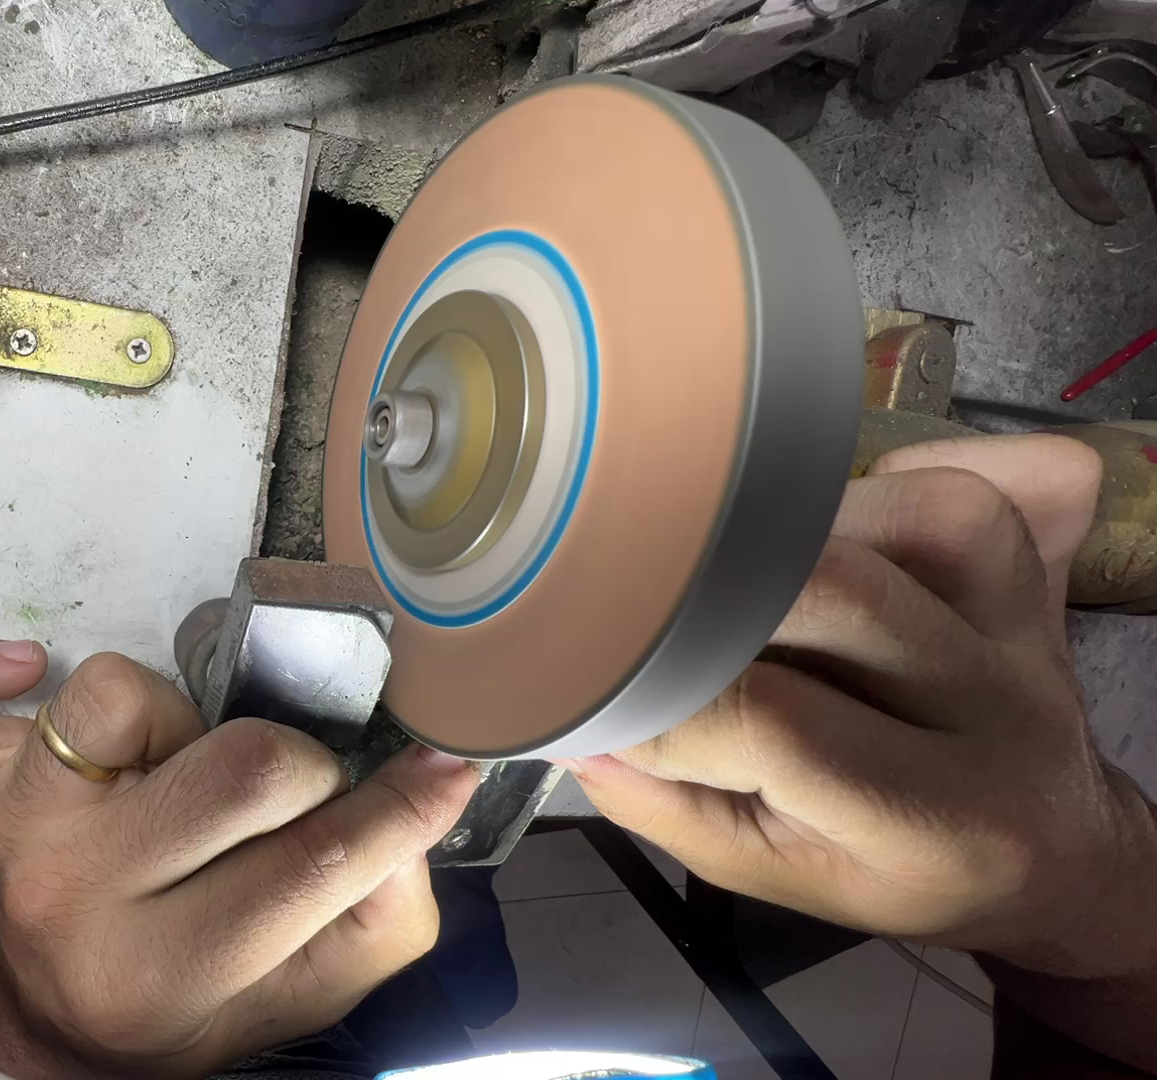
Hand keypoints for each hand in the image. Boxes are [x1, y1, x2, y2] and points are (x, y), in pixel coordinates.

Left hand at [0, 637, 480, 1079]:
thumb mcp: (294, 996)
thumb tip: (412, 807)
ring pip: (117, 697)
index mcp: (166, 973)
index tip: (442, 765)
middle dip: (297, 763)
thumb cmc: (181, 996)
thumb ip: (372, 915)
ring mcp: (18, 828)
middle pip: (238, 765)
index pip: (308, 863)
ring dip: (177, 716)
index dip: (395, 809)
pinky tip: (18, 668)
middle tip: (292, 782)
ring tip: (174, 764)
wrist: (60, 1016)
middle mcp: (78, 896)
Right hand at [565, 435, 1156, 984]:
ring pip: (898, 520)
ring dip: (787, 530)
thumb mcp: (756, 867)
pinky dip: (880, 482)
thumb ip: (653, 800)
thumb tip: (565, 724)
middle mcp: (1000, 712)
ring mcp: (1025, 628)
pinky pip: (960, 484)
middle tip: (646, 611)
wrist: (1047, 850)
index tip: (597, 698)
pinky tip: (829, 522)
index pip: (766, 720)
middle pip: (832, 593)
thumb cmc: (885, 864)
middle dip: (710, 595)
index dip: (657, 700)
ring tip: (735, 573)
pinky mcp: (1034, 568)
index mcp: (933, 817)